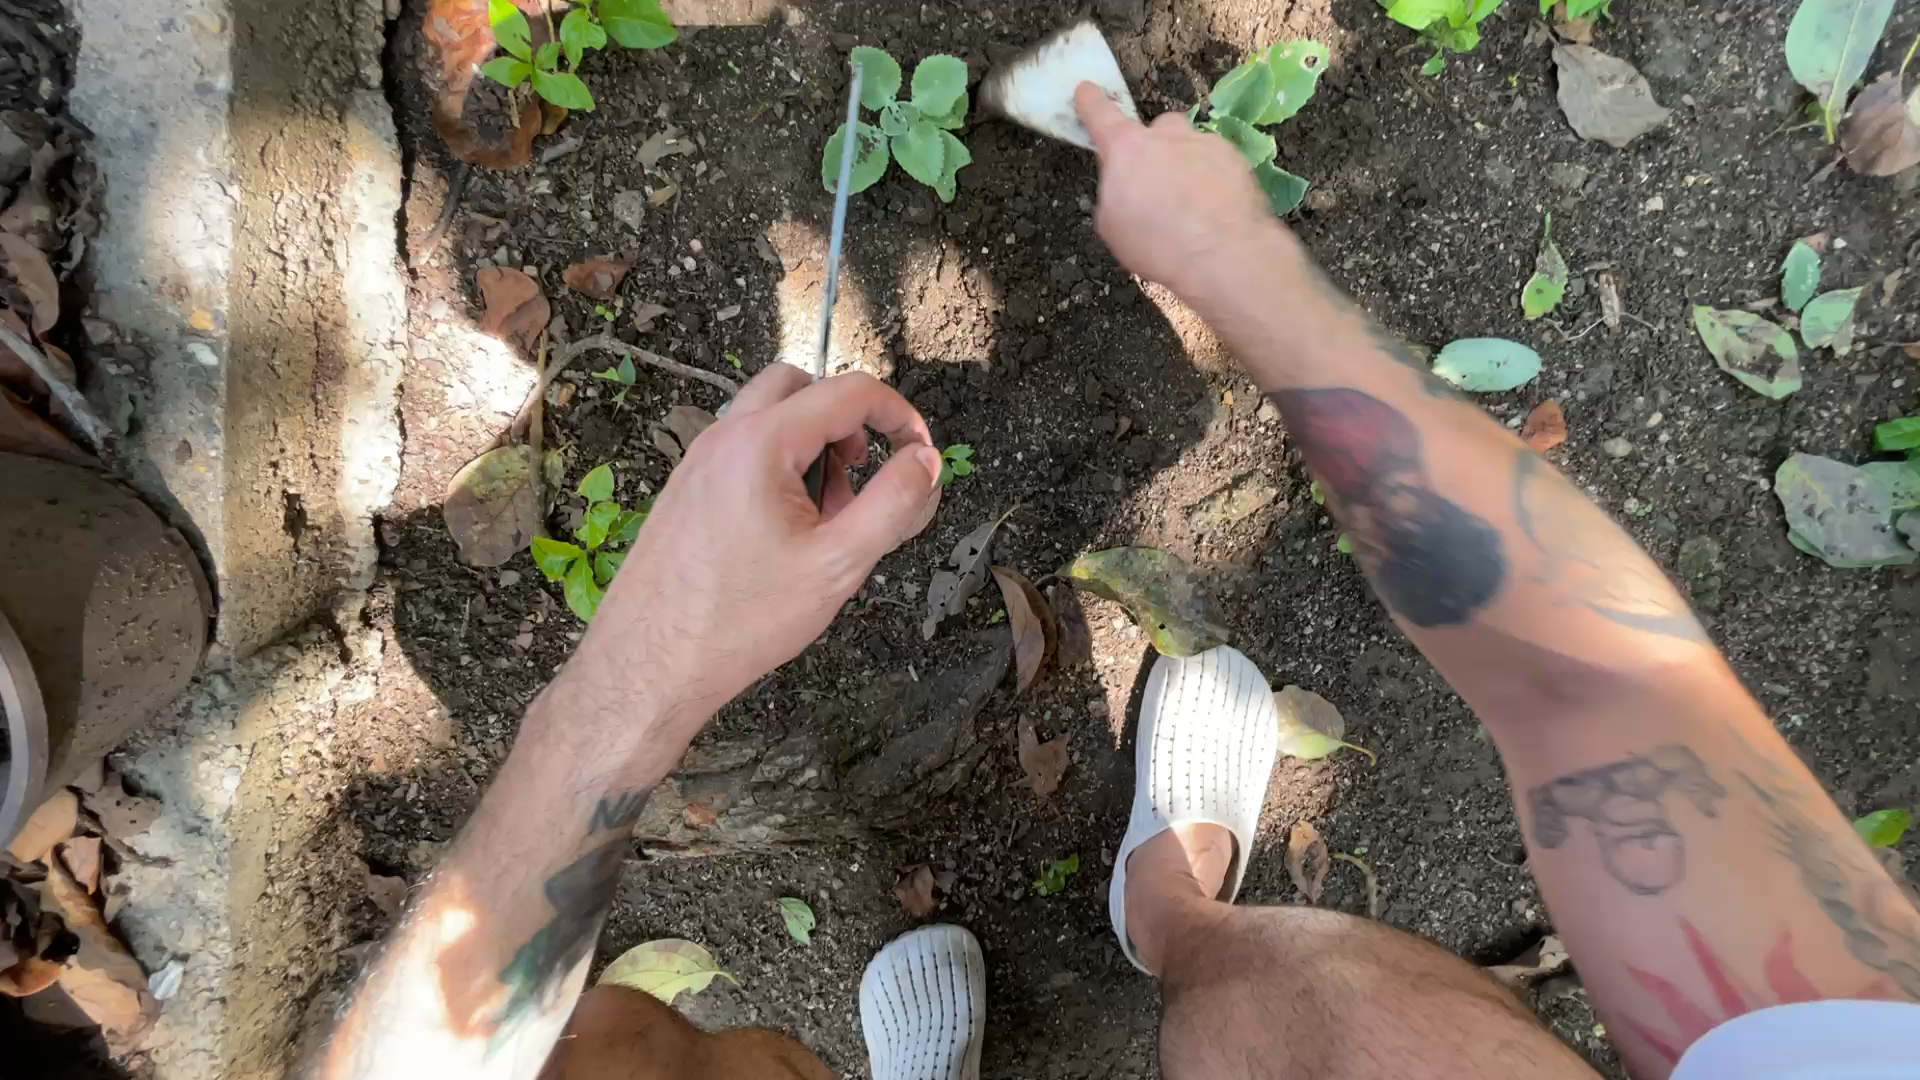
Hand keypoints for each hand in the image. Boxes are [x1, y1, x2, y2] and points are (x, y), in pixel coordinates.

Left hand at [569, 365, 942, 735]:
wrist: (648, 665)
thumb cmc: (740, 620)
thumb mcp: (838, 564)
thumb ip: (893, 503)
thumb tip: (925, 461)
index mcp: (760, 444)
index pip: (849, 392)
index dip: (900, 416)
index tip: (920, 455)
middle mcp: (723, 438)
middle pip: (802, 386)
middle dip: (848, 419)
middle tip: (864, 471)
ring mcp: (699, 461)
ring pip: (771, 416)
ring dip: (814, 442)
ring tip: (827, 512)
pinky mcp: (689, 488)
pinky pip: (746, 449)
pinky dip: (782, 464)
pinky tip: (789, 529)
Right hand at [1074, 82, 1289, 298]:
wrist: (1220, 253)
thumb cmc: (1156, 243)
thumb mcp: (1112, 227)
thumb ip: (1113, 195)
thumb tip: (1124, 189)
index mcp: (1127, 150)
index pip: (1102, 116)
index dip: (1091, 103)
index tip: (1086, 90)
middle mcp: (1167, 135)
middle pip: (1156, 131)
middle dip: (1153, 152)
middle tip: (1153, 188)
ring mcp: (1204, 142)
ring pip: (1188, 148)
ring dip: (1184, 168)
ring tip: (1186, 208)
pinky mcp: (1235, 158)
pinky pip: (1215, 164)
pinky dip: (1210, 182)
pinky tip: (1210, 213)